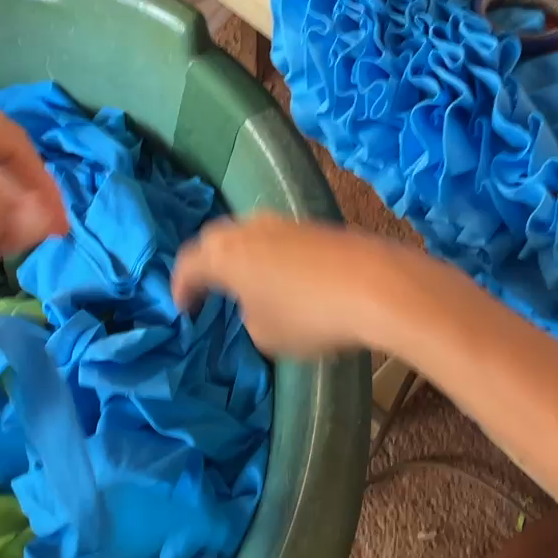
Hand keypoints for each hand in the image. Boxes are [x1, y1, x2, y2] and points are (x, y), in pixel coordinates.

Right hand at [172, 214, 483, 357]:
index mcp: (224, 253)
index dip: (181, 287)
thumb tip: (258, 304)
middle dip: (209, 264)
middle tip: (209, 289)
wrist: (376, 285)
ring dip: (243, 257)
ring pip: (249, 235)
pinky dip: (273, 258)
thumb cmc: (308, 315)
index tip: (185, 309)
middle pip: (216, 240)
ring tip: (249, 284)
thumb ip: (249, 317)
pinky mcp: (316, 226)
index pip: (188, 264)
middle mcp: (248, 229)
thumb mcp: (266, 334)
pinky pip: (279, 240)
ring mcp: (284, 223)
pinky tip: (286, 280)